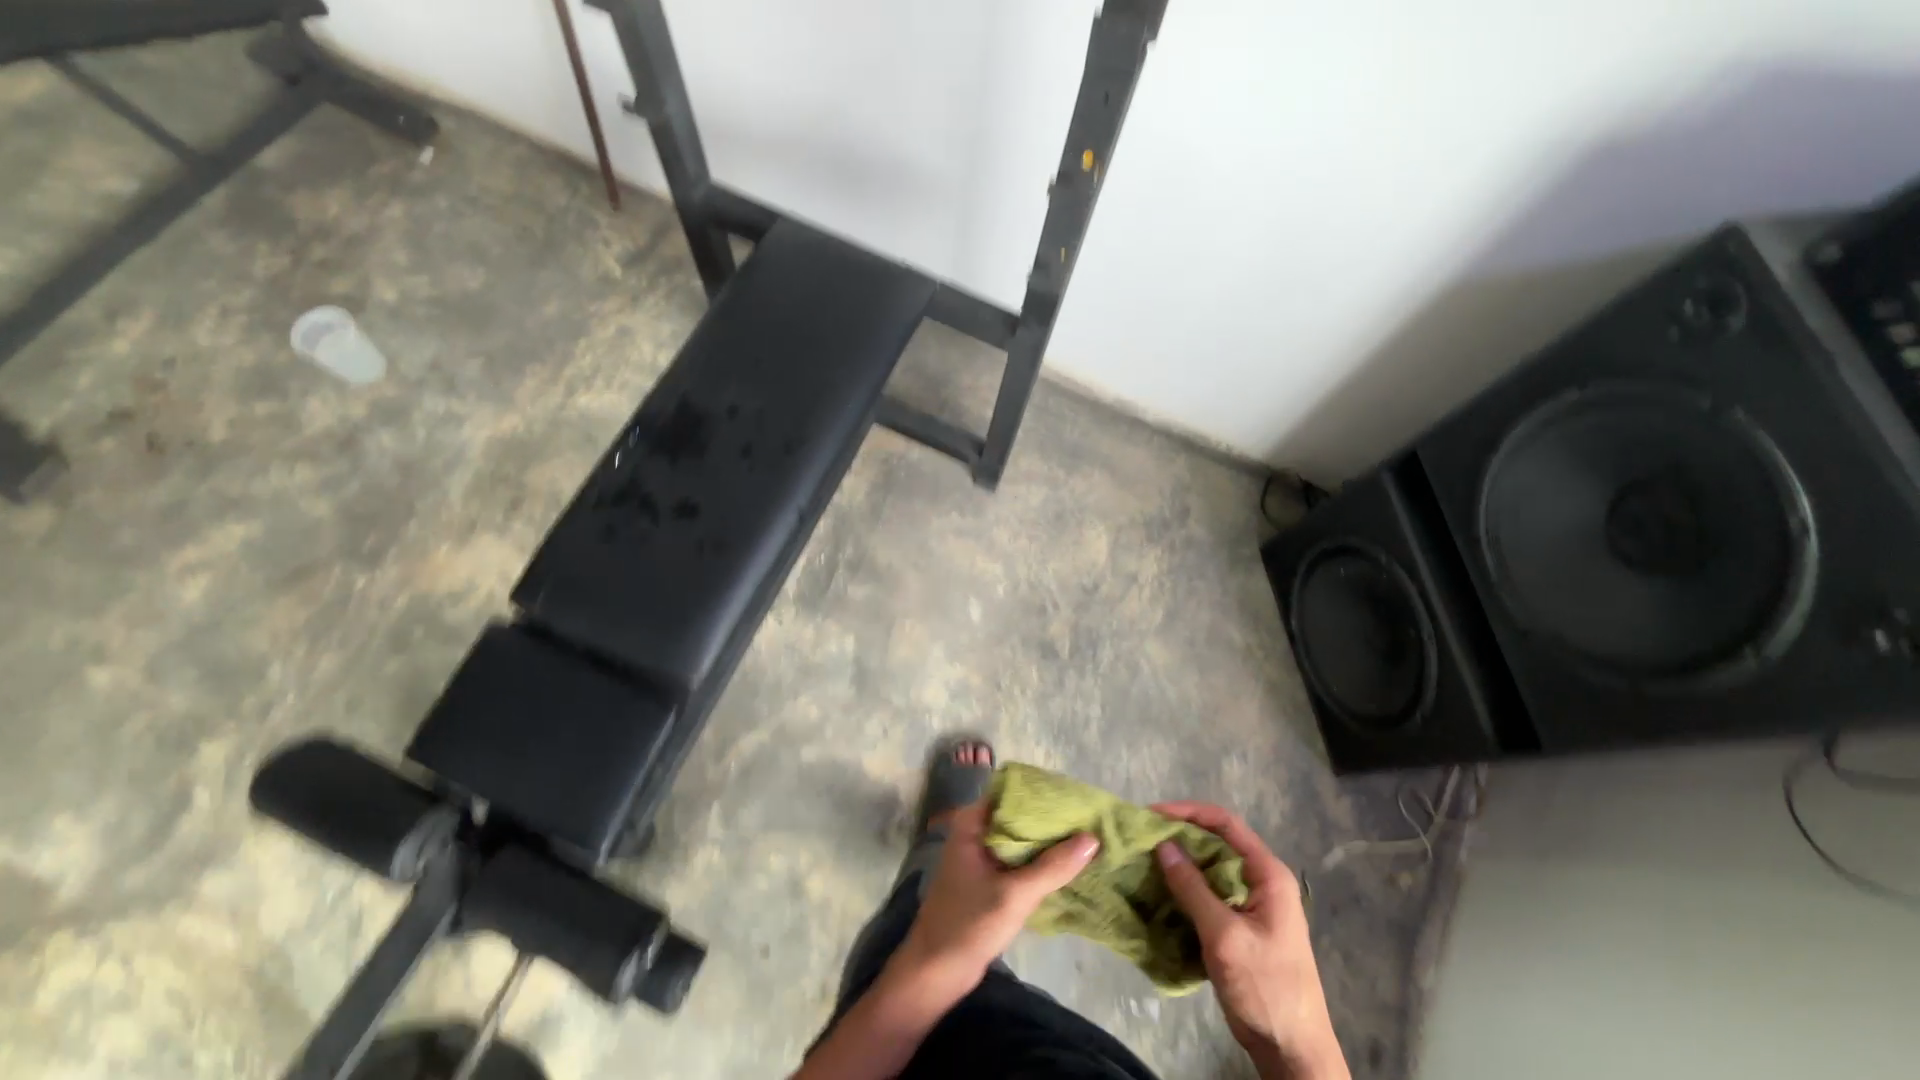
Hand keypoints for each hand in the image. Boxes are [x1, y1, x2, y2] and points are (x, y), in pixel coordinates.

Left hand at [893, 798, 1100, 990]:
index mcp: (972, 824)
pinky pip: (1020, 862)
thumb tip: (1092, 838)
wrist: (935, 971)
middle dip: (1051, 819)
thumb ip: (1053, 866)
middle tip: (1091, 819)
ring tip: (1088, 839)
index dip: (1043, 793)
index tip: (1077, 797)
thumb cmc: (968, 924)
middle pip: (1019, 815)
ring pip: (1022, 840)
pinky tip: (1069, 866)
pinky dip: (1041, 862)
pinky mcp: (990, 881)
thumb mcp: (1015, 894)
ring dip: (1049, 843)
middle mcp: (976, 834)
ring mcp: (982, 858)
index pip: (1011, 792)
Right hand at [1152, 802, 1348, 1079]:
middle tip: (1139, 838)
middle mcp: (1261, 882)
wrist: (1292, 1047)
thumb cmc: (1265, 986)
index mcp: (1268, 875)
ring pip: (1210, 871)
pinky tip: (1158, 894)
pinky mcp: (1239, 928)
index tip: (1150, 815)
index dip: (1188, 812)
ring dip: (1179, 865)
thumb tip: (1163, 845)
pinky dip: (1184, 890)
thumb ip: (1193, 888)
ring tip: (1141, 862)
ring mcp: (1251, 906)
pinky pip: (1208, 896)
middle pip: (1216, 843)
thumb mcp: (1224, 935)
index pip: (1226, 824)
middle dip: (1179, 837)